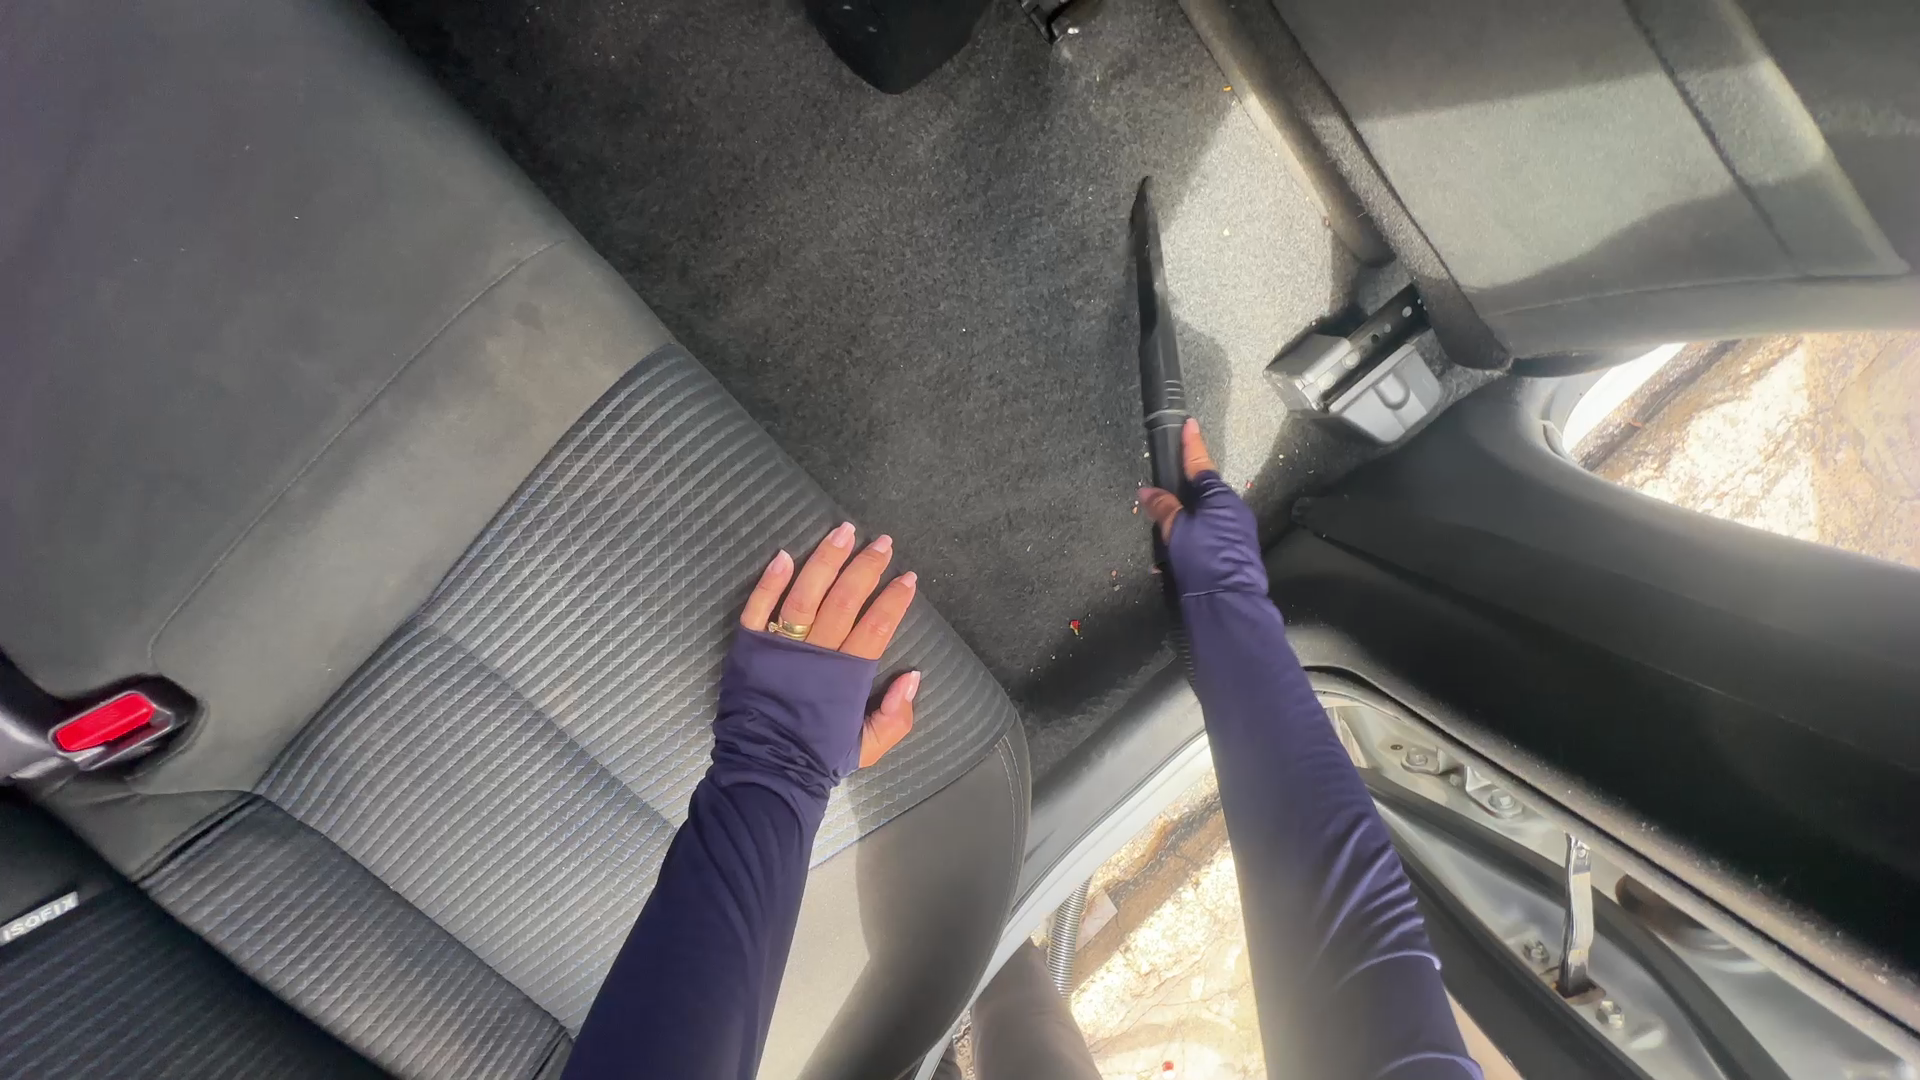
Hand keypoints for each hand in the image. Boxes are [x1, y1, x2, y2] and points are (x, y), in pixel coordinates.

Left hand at [739, 523, 918, 767]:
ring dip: (826, 559)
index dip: (894, 599)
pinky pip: (758, 607)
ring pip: (805, 593)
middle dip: (866, 567)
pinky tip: (784, 554)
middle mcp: (816, 654)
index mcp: (847, 677)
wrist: (763, 771)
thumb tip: (913, 675)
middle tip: (883, 543)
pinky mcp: (749, 646)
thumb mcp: (868, 748)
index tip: (908, 577)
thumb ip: (896, 716)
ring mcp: (780, 647)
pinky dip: (770, 580)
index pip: (876, 626)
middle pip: (844, 599)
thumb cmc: (818, 757)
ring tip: (843, 531)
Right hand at [1136, 419, 1267, 595]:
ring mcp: (1235, 533)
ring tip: (1164, 537)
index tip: (1190, 423)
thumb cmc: (1204, 558)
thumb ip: (1162, 508)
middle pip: (1201, 493)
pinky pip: (1206, 538)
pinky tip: (1174, 558)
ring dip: (1183, 523)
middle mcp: (1231, 511)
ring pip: (1203, 518)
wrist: (1227, 601)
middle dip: (1181, 493)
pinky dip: (1189, 542)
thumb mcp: (1176, 529)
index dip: (1192, 444)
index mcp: (1220, 498)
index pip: (1200, 463)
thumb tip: (1148, 492)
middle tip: (1161, 493)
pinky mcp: (1232, 553)